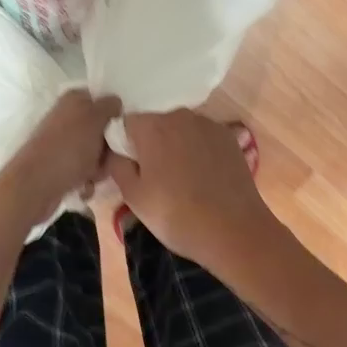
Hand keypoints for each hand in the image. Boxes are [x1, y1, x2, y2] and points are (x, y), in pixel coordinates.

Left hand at [0, 89, 120, 225]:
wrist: (35, 185)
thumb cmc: (69, 147)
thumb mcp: (95, 119)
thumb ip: (109, 105)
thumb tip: (116, 102)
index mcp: (74, 99)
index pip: (102, 99)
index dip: (115, 114)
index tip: (125, 129)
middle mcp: (67, 117)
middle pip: (101, 129)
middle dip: (109, 147)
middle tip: (109, 158)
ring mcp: (63, 142)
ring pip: (95, 153)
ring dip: (99, 167)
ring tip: (94, 176)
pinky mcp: (59, 165)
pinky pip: (83, 170)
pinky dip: (86, 180)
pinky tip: (83, 188)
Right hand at [104, 110, 280, 274]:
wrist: (234, 230)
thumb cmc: (177, 215)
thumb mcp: (134, 198)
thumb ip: (117, 166)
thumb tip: (113, 151)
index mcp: (152, 126)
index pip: (127, 123)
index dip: (125, 145)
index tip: (131, 168)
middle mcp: (179, 115)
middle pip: (156, 124)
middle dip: (152, 144)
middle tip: (156, 178)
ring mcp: (207, 124)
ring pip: (181, 130)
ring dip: (177, 146)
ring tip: (183, 180)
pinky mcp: (229, 137)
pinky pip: (204, 138)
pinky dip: (200, 151)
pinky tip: (205, 178)